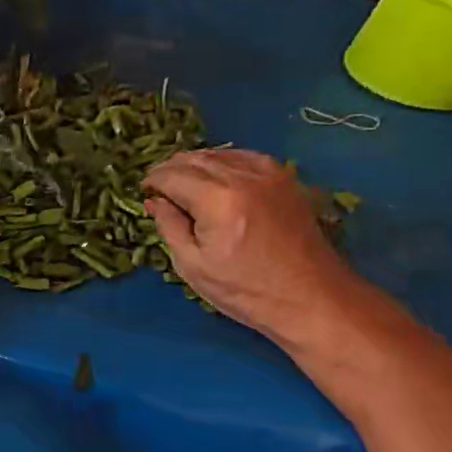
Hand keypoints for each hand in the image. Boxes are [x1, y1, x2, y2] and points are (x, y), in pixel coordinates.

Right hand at [145, 149, 372, 341]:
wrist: (310, 297)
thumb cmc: (244, 289)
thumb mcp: (192, 265)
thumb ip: (169, 226)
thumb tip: (154, 201)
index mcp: (217, 200)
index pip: (173, 176)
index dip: (152, 181)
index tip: (141, 191)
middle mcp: (244, 177)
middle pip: (195, 159)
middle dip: (169, 168)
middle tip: (155, 185)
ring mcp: (269, 175)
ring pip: (220, 154)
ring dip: (194, 162)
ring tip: (180, 180)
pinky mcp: (285, 179)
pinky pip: (245, 157)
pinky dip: (223, 161)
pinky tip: (214, 175)